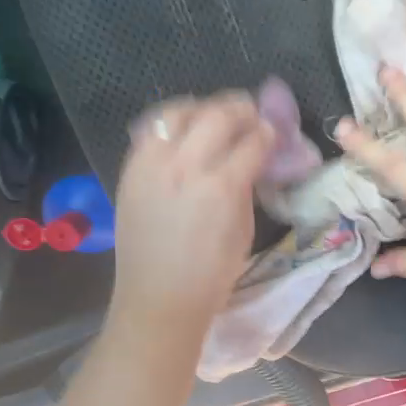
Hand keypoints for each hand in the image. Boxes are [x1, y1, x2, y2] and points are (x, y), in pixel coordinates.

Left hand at [110, 92, 273, 335]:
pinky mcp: (130, 170)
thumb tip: (253, 160)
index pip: (252, 142)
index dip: (268, 132)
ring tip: (216, 113)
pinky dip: (172, 123)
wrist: (159, 298)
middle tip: (252, 113)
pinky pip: (151, 130)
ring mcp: (151, 165)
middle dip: (240, 109)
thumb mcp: (244, 228)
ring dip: (203, 107)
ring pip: (177, 112)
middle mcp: (185, 167)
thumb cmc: (212, 273)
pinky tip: (186, 130)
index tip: (275, 130)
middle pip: (217, 116)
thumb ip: (246, 187)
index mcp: (221, 187)